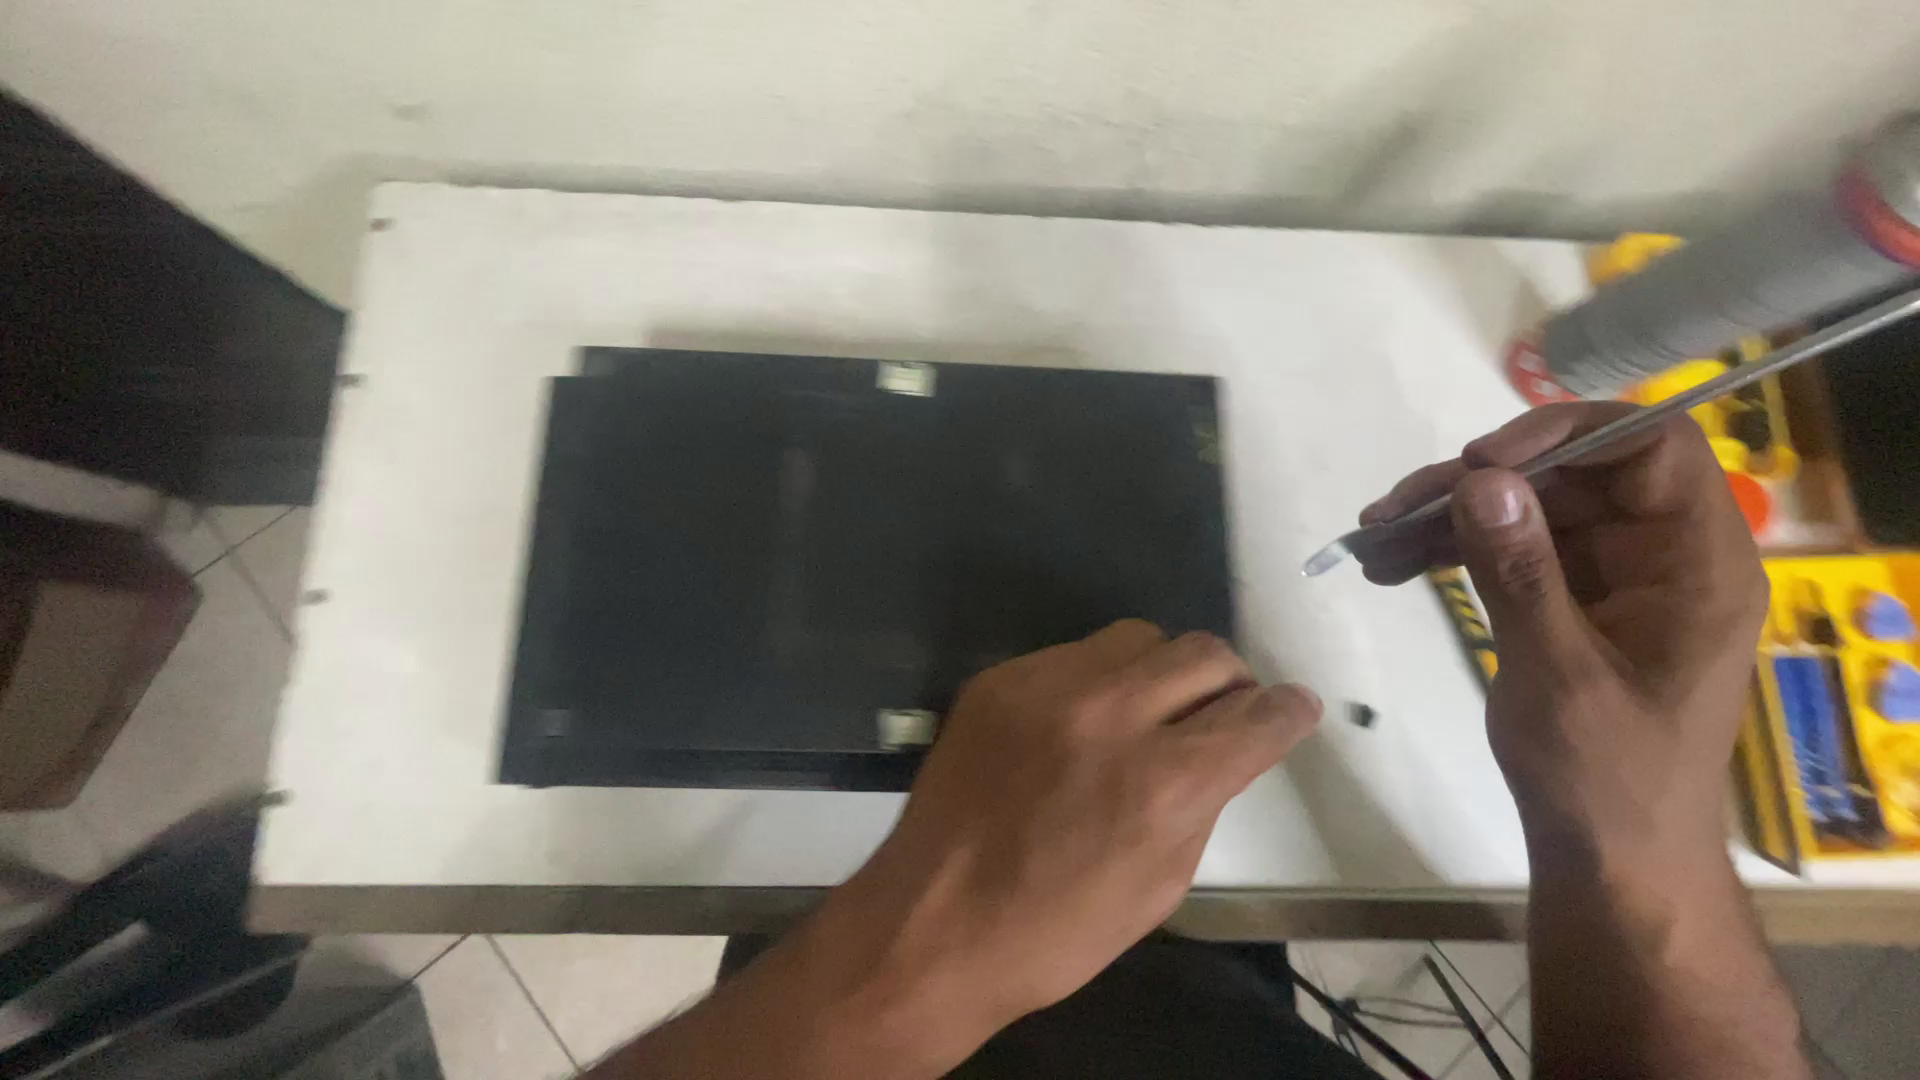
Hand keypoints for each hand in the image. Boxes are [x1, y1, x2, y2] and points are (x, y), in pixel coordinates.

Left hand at [800, 621, 1321, 1068]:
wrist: (933, 920)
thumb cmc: (1056, 928)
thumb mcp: (1160, 884)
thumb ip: (1204, 799)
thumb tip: (1227, 746)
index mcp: (1163, 782)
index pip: (1256, 718)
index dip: (1287, 712)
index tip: (1293, 709)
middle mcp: (1110, 715)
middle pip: (1204, 653)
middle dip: (1230, 682)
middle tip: (1221, 710)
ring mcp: (1046, 686)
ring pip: (1138, 637)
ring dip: (1162, 669)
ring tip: (1150, 708)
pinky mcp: (1000, 678)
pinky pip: (1073, 653)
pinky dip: (1097, 679)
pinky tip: (1080, 719)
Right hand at [1357, 403, 1768, 870]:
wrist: (1603, 845)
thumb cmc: (1604, 770)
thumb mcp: (1557, 670)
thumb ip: (1520, 571)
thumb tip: (1482, 480)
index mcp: (1691, 560)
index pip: (1649, 448)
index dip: (1565, 433)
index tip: (1479, 461)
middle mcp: (1652, 552)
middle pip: (1563, 477)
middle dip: (1471, 486)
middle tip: (1389, 511)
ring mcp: (1603, 574)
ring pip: (1520, 510)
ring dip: (1441, 519)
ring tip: (1370, 541)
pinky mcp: (1561, 596)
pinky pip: (1501, 549)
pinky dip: (1444, 552)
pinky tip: (1388, 567)